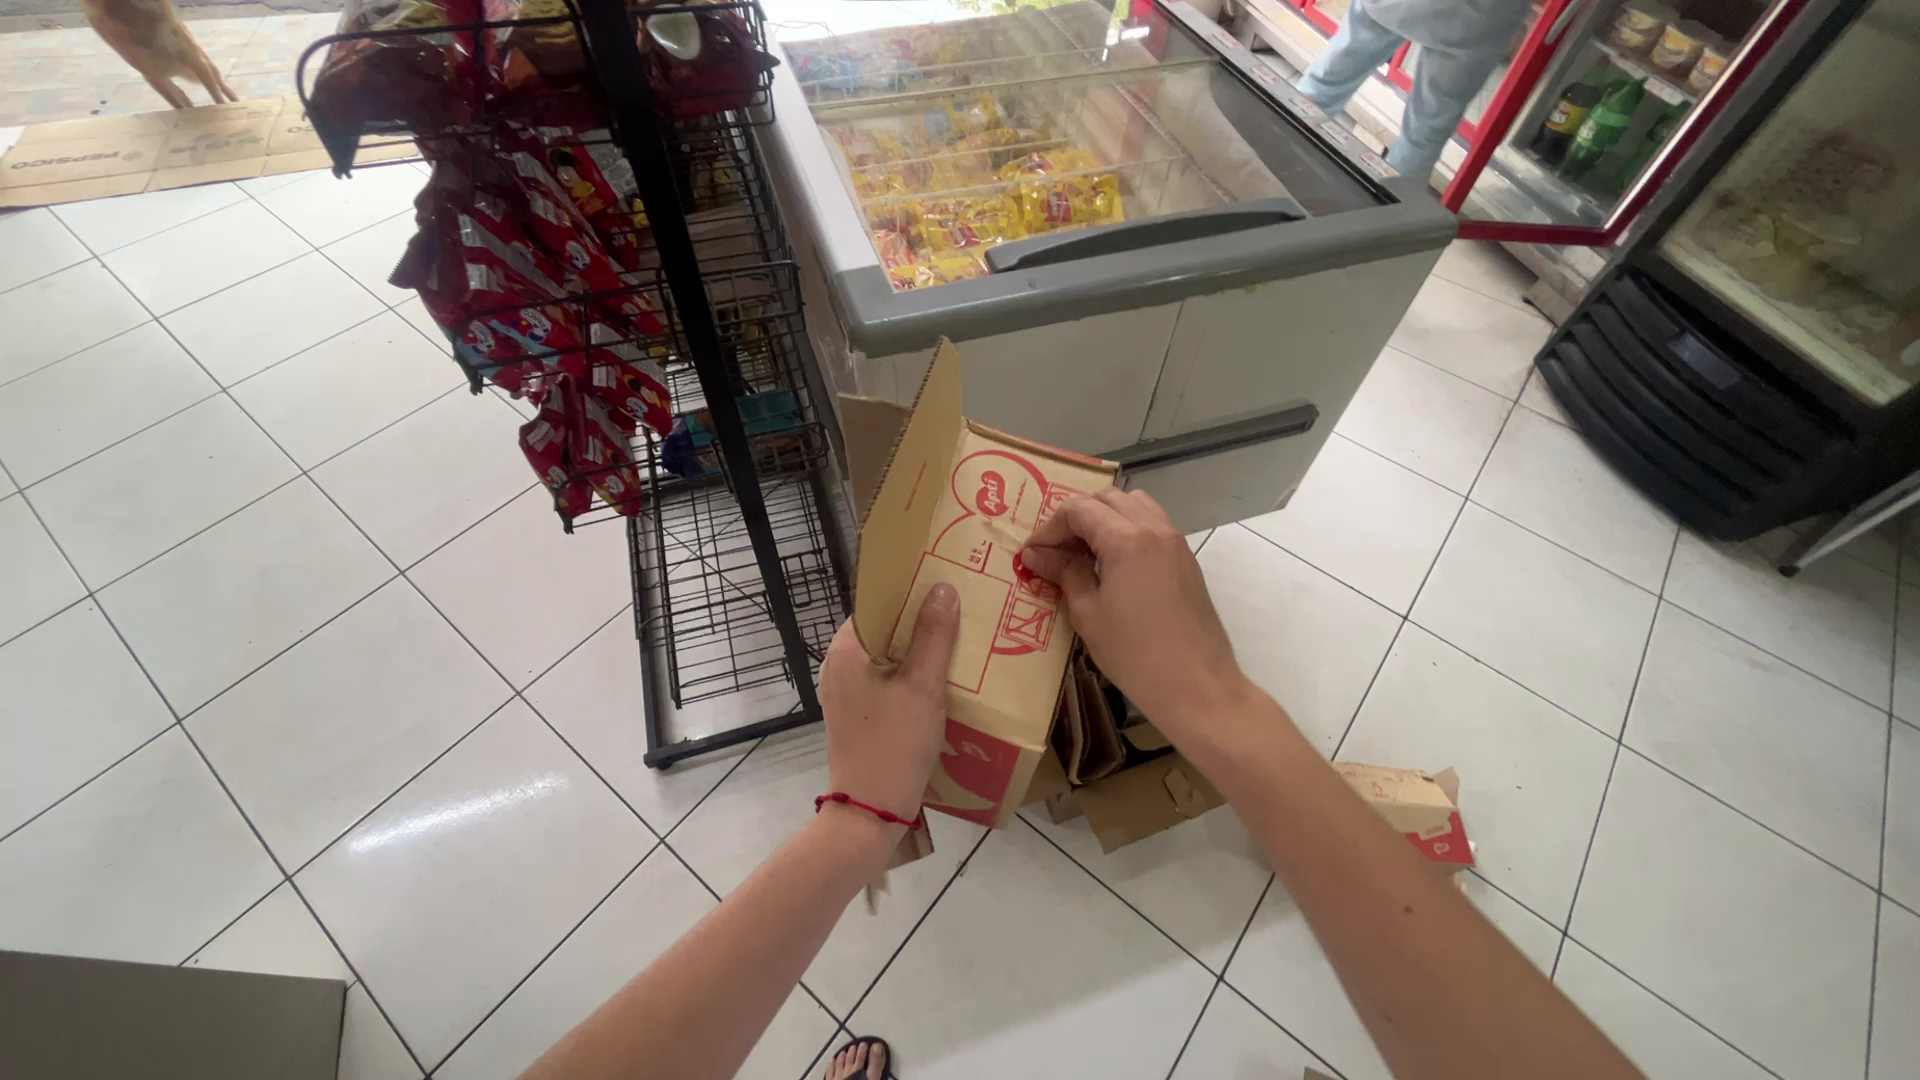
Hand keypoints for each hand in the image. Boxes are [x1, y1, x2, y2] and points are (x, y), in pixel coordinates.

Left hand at [817, 583, 959, 821]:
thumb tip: (942, 588)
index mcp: (846, 650)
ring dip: (917, 655)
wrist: (870, 812)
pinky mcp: (856, 717)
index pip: (877, 605)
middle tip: (959, 618)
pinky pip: (885, 685)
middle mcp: (838, 667)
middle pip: (883, 632)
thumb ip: (934, 634)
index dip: (909, 596)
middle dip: (918, 626)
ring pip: (886, 660)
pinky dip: (909, 680)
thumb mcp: (923, 685)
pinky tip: (940, 686)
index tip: (943, 591)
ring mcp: (845, 695)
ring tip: (956, 648)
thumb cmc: (895, 743)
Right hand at [1019, 489, 1246, 733]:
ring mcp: (1175, 541)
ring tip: (1084, 553)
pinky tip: (1112, 565)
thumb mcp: (1087, 613)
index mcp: (1126, 539)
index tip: (1032, 555)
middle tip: (1055, 552)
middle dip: (1074, 518)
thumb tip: (1036, 554)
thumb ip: (1064, 573)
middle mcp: (1154, 528)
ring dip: (1103, 518)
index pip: (1078, 509)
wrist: (1196, 685)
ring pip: (1133, 505)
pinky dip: (1127, 530)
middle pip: (1106, 499)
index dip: (1049, 528)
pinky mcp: (1185, 559)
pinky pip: (1151, 525)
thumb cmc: (1134, 654)